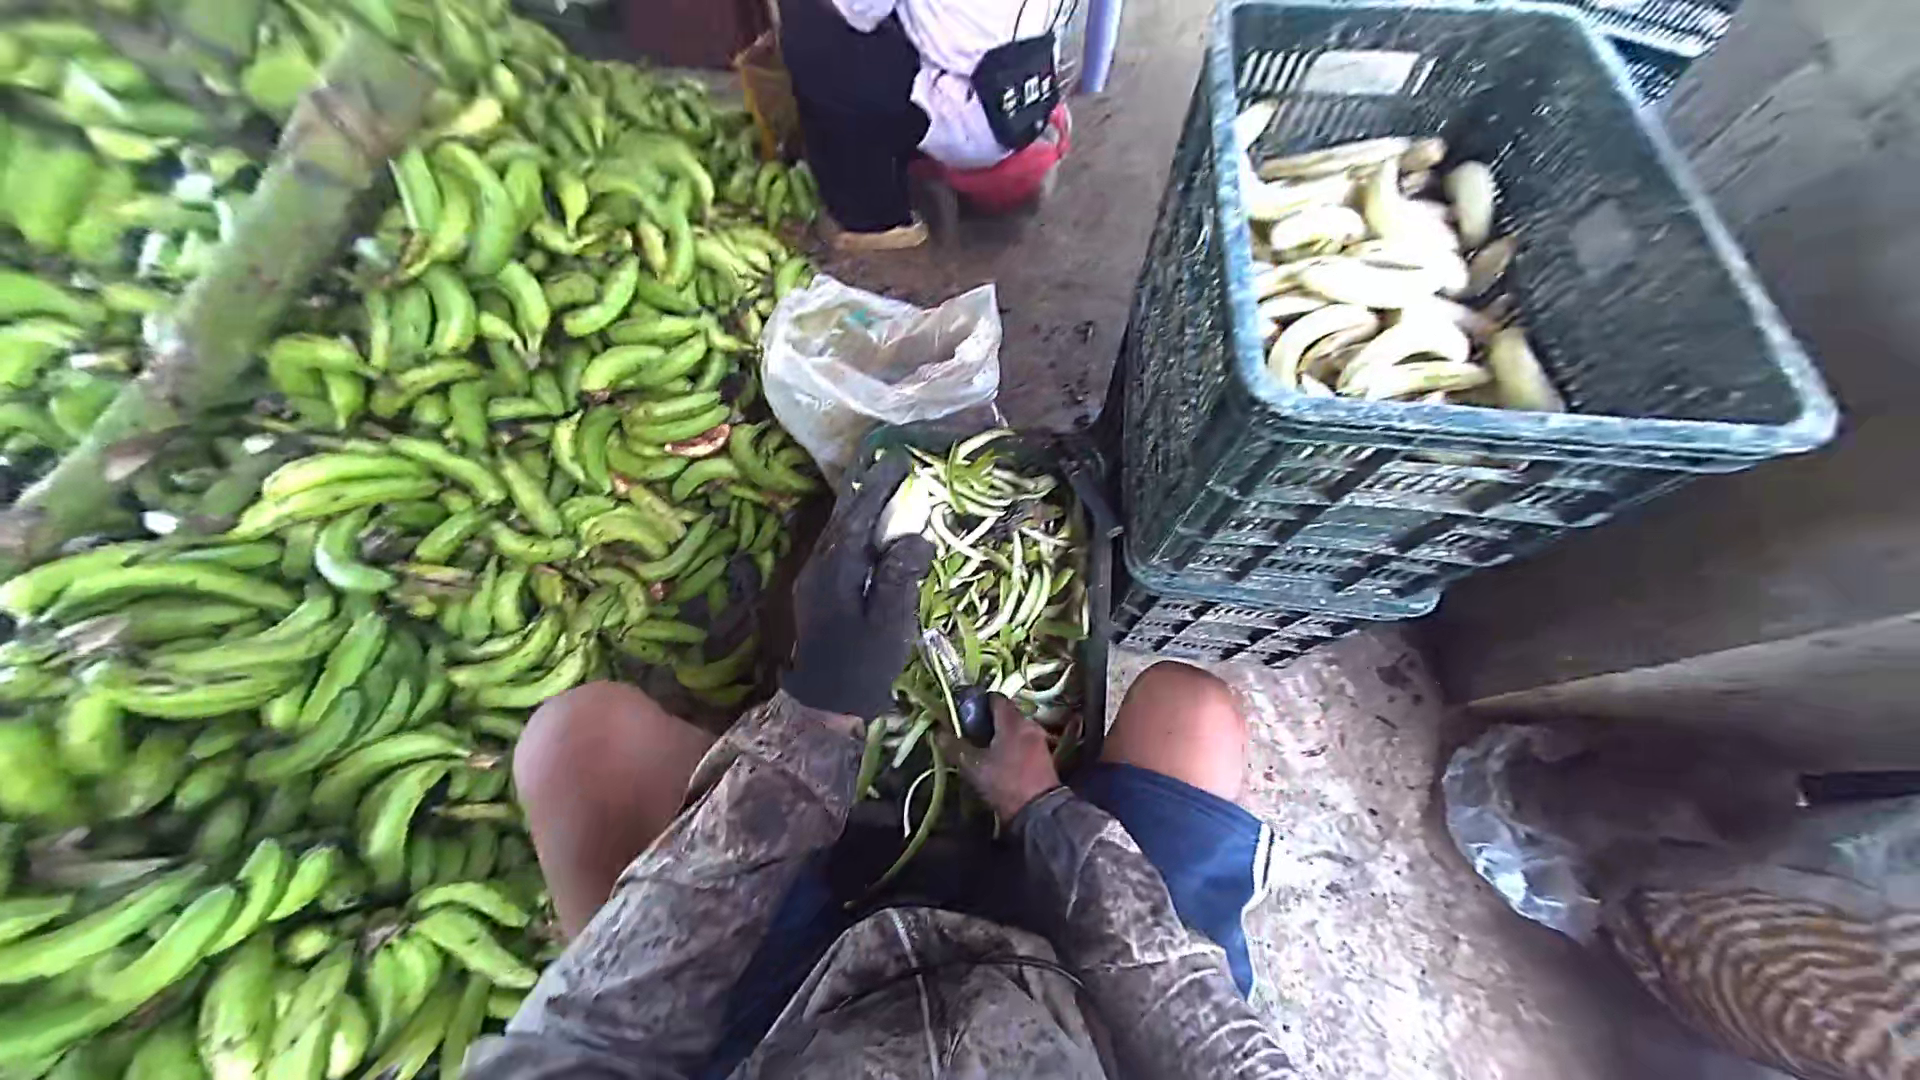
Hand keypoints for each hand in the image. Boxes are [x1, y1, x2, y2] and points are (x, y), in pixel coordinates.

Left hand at [781, 453, 935, 717]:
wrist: (828, 701)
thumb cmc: (864, 663)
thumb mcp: (890, 622)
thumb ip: (901, 576)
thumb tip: (916, 536)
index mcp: (836, 571)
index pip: (859, 517)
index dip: (879, 487)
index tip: (899, 460)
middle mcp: (818, 566)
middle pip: (843, 517)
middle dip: (867, 489)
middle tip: (892, 465)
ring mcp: (813, 577)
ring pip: (837, 530)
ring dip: (860, 506)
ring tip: (883, 486)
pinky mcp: (816, 589)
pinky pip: (837, 546)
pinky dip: (855, 528)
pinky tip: (869, 527)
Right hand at [939, 694, 1061, 820]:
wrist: (1040, 813)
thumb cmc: (1005, 782)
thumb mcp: (974, 766)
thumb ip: (955, 747)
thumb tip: (938, 732)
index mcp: (1012, 720)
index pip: (995, 698)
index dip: (978, 702)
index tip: (965, 714)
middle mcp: (1029, 724)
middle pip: (1005, 713)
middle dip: (988, 720)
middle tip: (971, 733)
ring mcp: (1039, 740)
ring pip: (1015, 728)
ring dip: (1000, 734)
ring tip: (984, 749)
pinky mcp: (1045, 756)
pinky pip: (1024, 742)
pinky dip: (1012, 746)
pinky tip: (1001, 761)